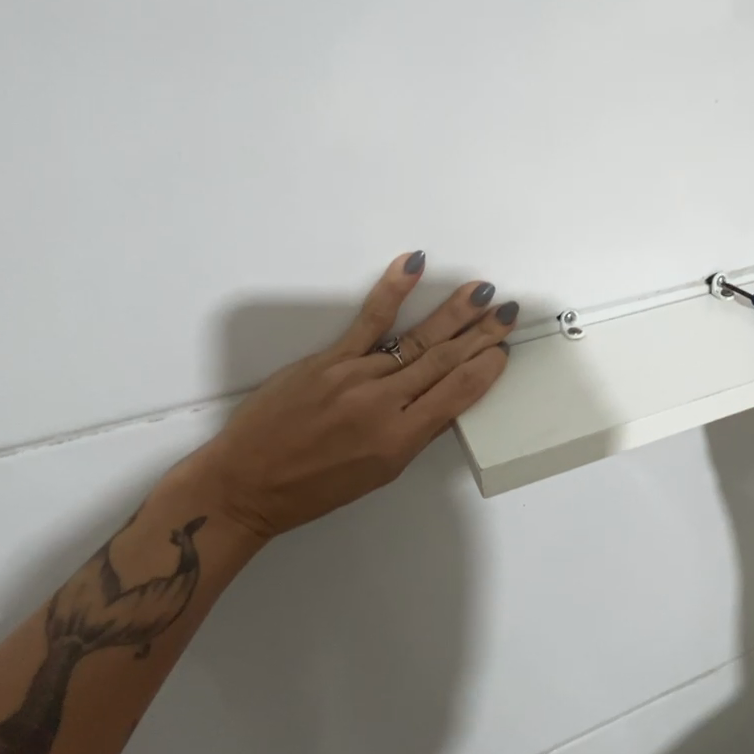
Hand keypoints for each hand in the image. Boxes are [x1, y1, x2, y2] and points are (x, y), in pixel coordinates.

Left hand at [195, 251, 517, 539]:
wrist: (245, 484)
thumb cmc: (312, 488)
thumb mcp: (378, 473)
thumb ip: (417, 432)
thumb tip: (451, 398)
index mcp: (400, 439)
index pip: (457, 393)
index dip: (486, 368)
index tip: (503, 351)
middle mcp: (383, 404)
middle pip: (445, 360)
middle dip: (481, 335)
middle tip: (508, 313)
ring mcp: (355, 376)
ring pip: (419, 339)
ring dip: (456, 313)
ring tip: (483, 292)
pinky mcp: (328, 359)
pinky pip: (369, 320)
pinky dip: (394, 290)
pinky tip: (414, 265)